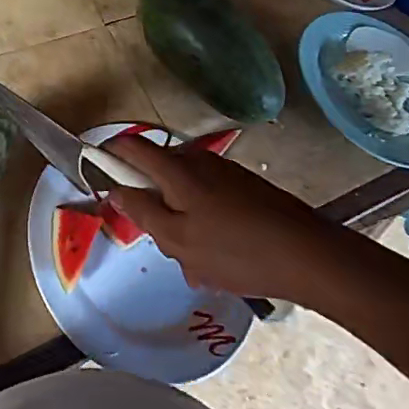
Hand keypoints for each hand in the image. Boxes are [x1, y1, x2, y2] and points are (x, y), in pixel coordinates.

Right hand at [104, 135, 350, 303]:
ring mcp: (226, 172)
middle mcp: (199, 161)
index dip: (109, 154)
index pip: (131, 146)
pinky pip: (209, 198)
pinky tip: (220, 258)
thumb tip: (115, 190)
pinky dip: (204, 221)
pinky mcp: (246, 187)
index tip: (97, 173)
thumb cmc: (236, 251)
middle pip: (158, 170)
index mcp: (177, 170)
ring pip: (185, 189)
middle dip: (151, 201)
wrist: (310, 256)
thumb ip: (142, 211)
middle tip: (160, 240)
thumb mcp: (178, 240)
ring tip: (196, 262)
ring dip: (180, 217)